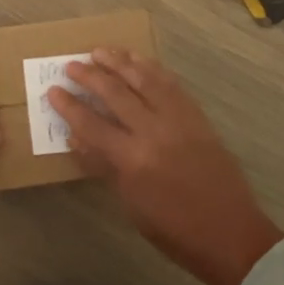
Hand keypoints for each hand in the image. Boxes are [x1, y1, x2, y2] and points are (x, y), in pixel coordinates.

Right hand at [47, 48, 283, 284]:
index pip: (92, 124)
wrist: (229, 233)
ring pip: (145, 80)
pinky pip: (171, 84)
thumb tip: (75, 139)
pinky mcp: (198, 116)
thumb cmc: (174, 230)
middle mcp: (154, 132)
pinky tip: (139, 62)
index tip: (53, 90)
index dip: (70, 106)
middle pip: (115, 94)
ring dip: (120, 62)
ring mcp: (179, 120)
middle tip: (71, 65)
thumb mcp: (131, 204)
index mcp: (133, 160)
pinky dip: (152, 69)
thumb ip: (103, 167)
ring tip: (101, 51)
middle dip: (90, 76)